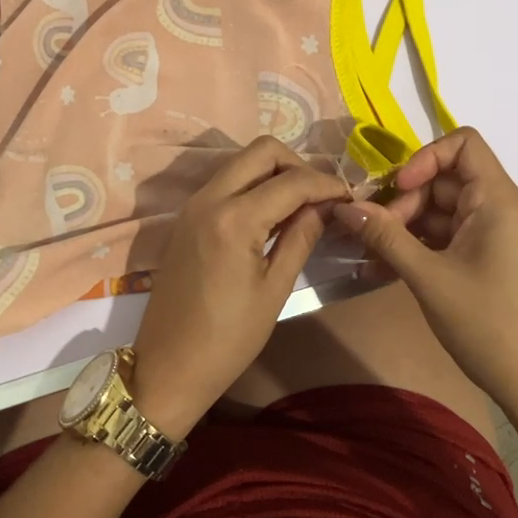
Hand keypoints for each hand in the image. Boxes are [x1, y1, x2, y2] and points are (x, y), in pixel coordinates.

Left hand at [131, 137, 348, 437]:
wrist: (168, 366)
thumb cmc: (228, 339)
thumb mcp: (274, 290)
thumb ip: (301, 237)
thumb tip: (326, 206)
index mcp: (233, 218)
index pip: (292, 180)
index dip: (327, 184)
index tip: (350, 198)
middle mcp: (209, 198)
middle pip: (261, 151)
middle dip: (298, 165)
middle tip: (321, 197)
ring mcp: (193, 204)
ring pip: (241, 162)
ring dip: (274, 172)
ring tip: (301, 206)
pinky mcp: (186, 217)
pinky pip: (225, 182)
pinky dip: (252, 185)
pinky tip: (271, 215)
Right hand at [332, 128, 517, 436]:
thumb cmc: (490, 326)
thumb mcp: (429, 279)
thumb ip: (385, 237)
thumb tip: (344, 207)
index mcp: (499, 201)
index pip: (464, 144)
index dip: (424, 157)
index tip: (397, 190)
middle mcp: (505, 210)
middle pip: (447, 180)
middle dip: (406, 201)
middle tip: (373, 234)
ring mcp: (502, 237)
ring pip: (446, 211)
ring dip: (408, 228)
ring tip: (372, 256)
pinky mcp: (497, 261)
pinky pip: (455, 237)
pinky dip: (425, 247)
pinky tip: (389, 270)